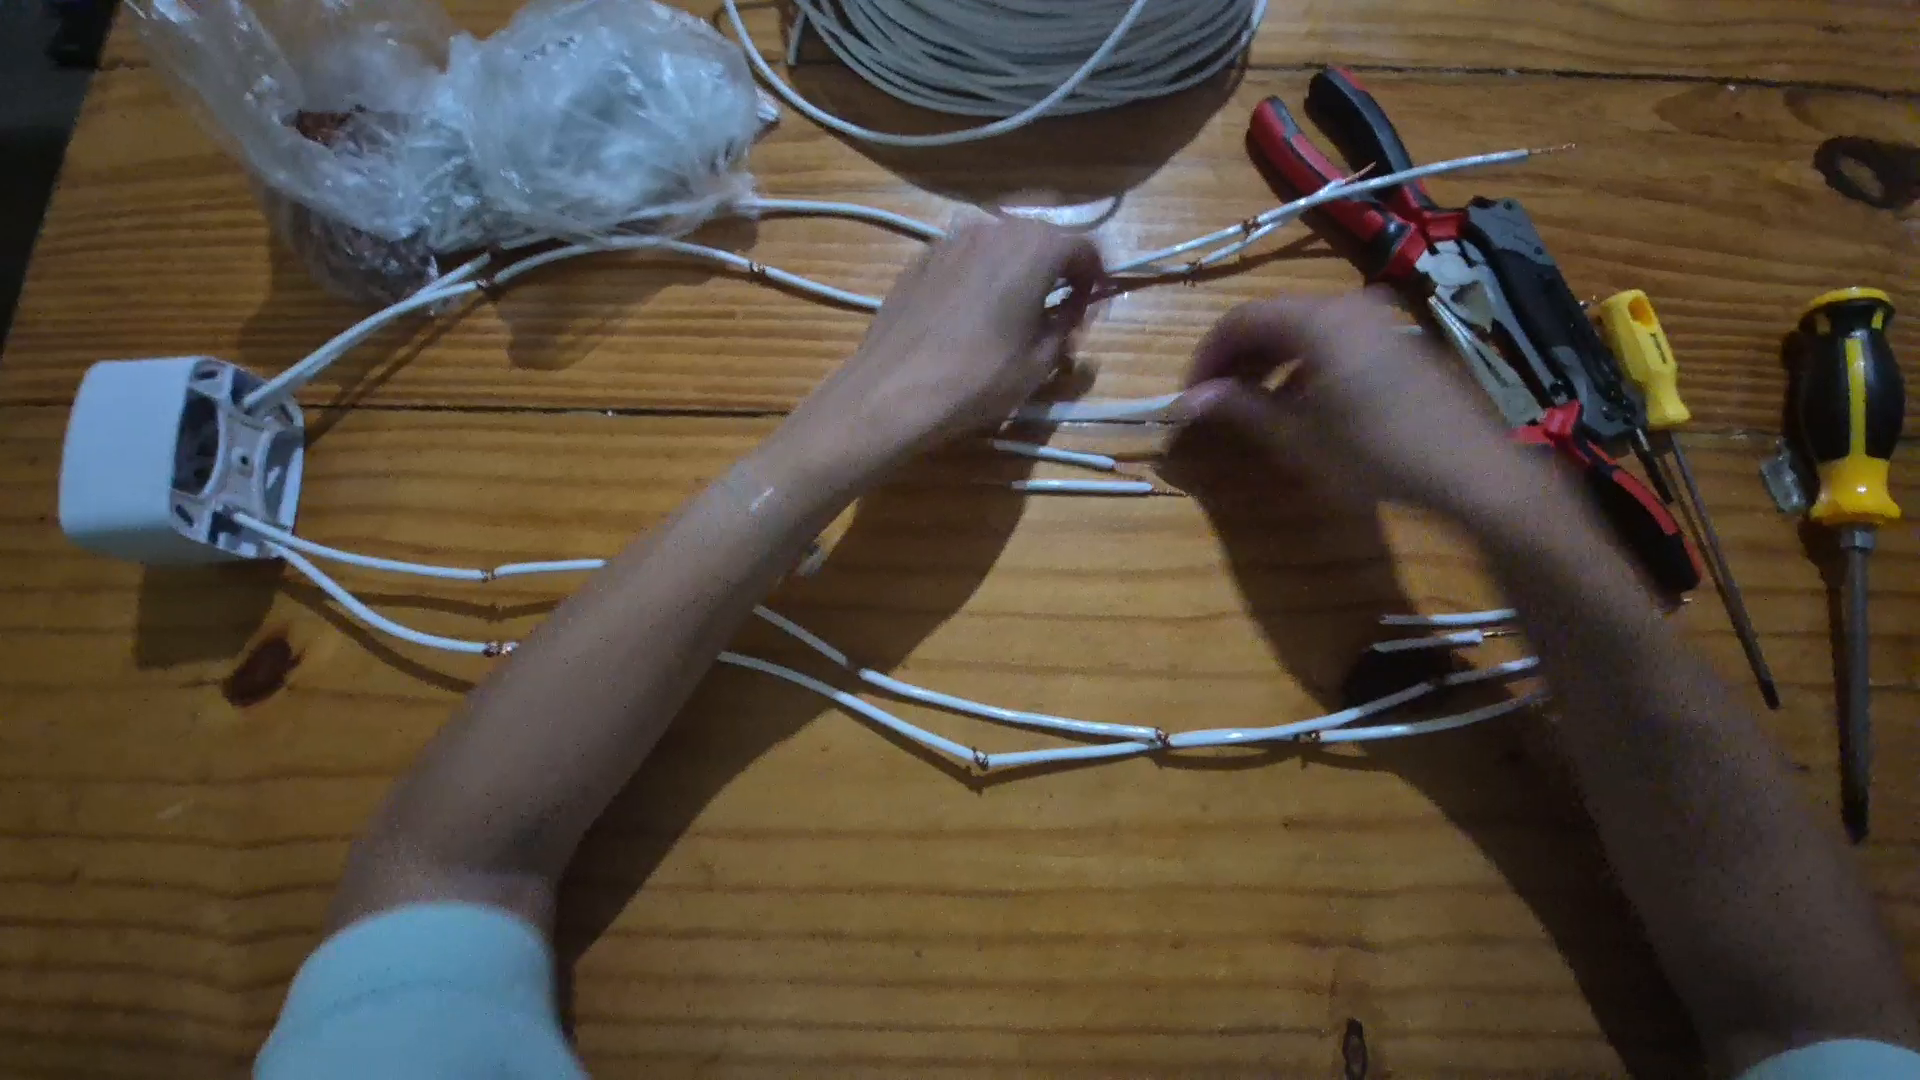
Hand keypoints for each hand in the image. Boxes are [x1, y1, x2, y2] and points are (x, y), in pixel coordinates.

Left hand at [780, 219, 1103, 475]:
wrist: (894, 391)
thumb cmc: (978, 379)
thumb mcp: (1038, 363)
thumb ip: (1066, 327)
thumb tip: (1073, 311)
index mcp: (1034, 248)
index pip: (1084, 247)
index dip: (1096, 276)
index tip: (1094, 305)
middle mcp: (994, 230)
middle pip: (1040, 239)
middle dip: (1057, 269)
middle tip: (1059, 309)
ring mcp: (950, 240)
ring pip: (999, 245)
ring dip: (1016, 270)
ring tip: (1014, 311)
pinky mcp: (919, 260)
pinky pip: (965, 259)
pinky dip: (980, 276)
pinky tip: (971, 313)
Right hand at [1176, 289, 1541, 519]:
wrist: (1470, 470)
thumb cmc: (1375, 453)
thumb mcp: (1297, 436)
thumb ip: (1238, 409)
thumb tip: (1189, 400)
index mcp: (1318, 320)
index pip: (1238, 321)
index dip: (1206, 357)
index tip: (1191, 397)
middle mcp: (1347, 307)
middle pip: (1270, 321)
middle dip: (1236, 361)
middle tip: (1217, 404)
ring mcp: (1378, 322)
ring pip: (1301, 331)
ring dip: (1267, 364)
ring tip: (1253, 408)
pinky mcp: (1396, 343)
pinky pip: (1332, 342)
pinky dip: (1302, 366)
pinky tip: (1300, 406)